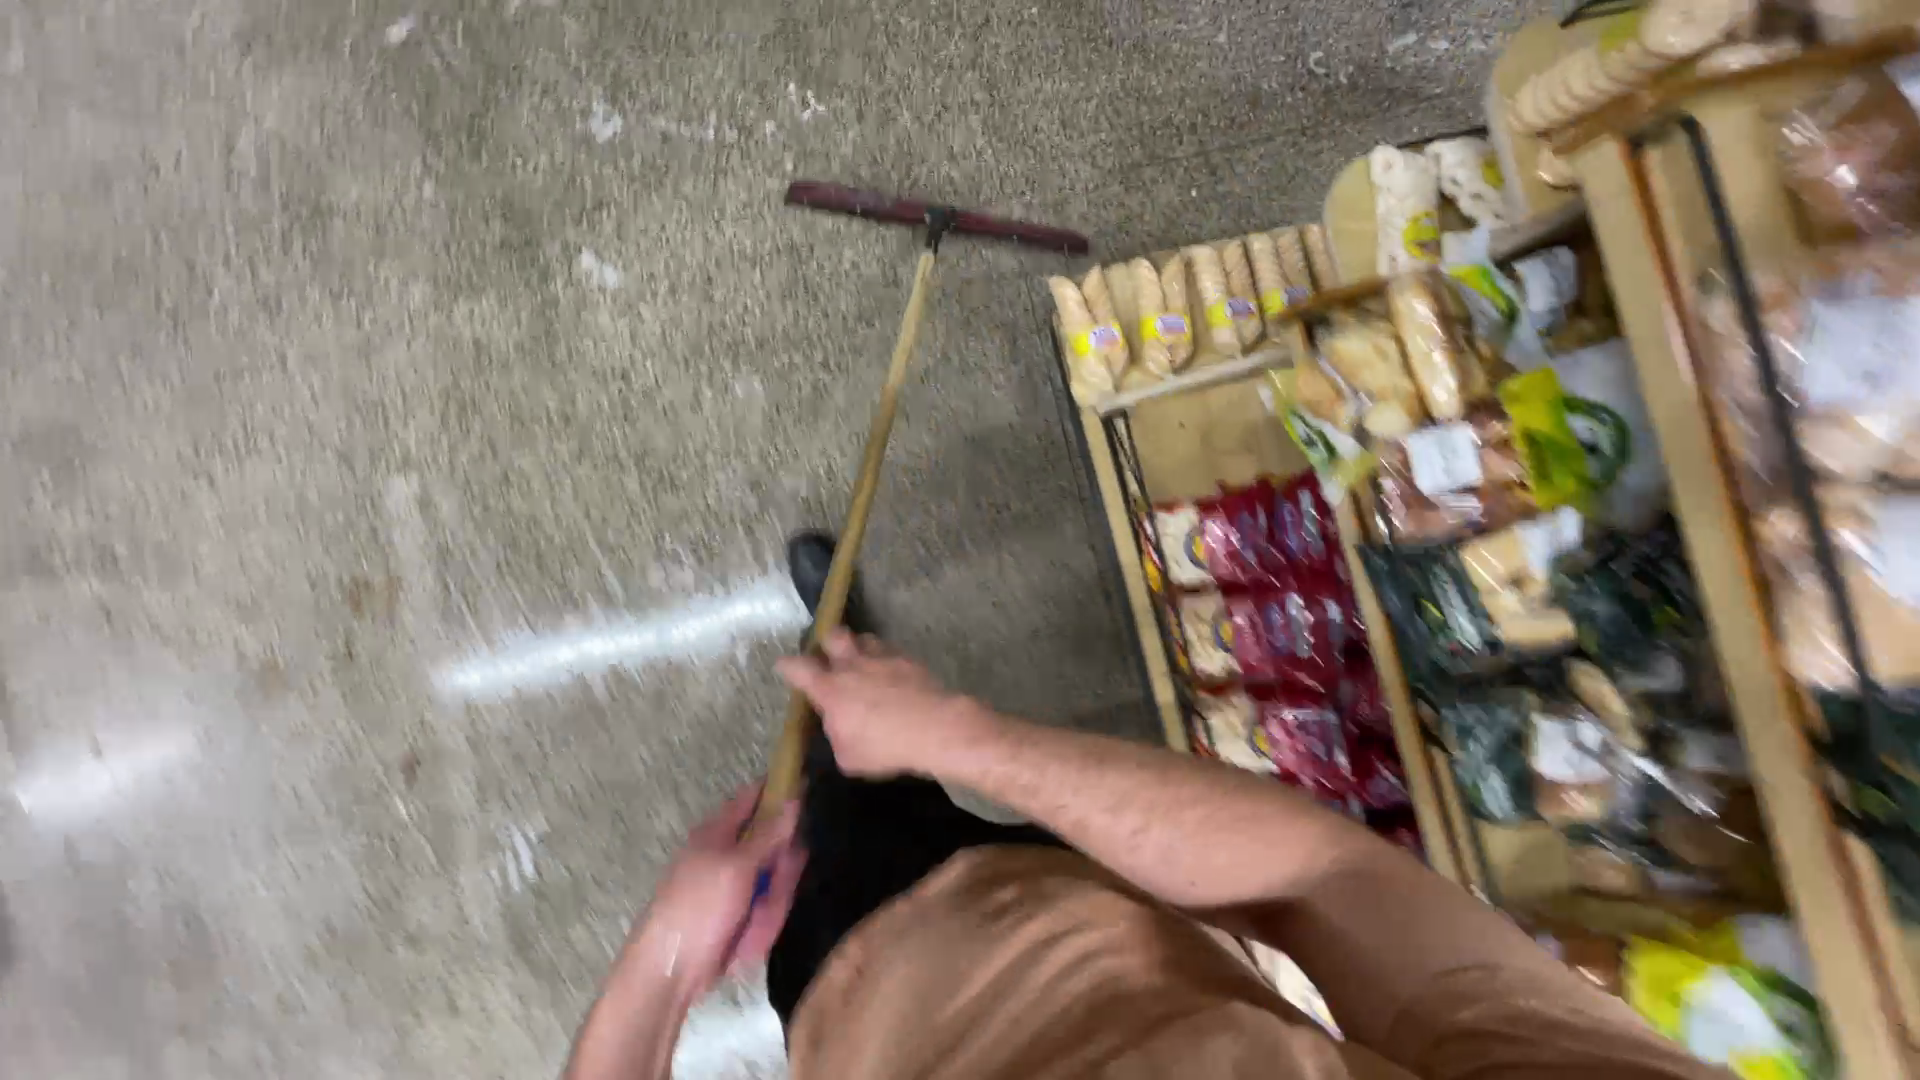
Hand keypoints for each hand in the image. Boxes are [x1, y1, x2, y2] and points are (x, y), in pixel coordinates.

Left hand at [627, 786, 805, 997]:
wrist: (668, 973)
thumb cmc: (697, 909)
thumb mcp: (737, 867)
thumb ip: (769, 833)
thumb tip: (794, 796)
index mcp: (720, 831)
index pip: (756, 796)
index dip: (781, 791)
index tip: (808, 793)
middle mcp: (729, 854)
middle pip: (776, 847)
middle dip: (780, 875)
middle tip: (775, 889)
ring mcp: (734, 887)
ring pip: (775, 884)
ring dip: (769, 910)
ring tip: (750, 929)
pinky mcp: (739, 915)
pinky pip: (766, 912)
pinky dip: (759, 929)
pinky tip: (744, 944)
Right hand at [775, 629, 984, 777]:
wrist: (935, 727)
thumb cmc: (885, 747)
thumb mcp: (848, 756)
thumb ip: (836, 735)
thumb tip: (838, 725)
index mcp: (830, 689)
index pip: (798, 668)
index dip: (788, 666)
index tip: (785, 666)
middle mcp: (853, 665)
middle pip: (833, 636)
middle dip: (827, 644)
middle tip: (830, 658)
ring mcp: (882, 657)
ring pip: (864, 638)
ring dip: (859, 648)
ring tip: (864, 664)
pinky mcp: (908, 659)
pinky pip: (890, 651)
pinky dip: (886, 660)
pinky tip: (892, 675)